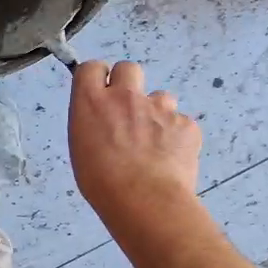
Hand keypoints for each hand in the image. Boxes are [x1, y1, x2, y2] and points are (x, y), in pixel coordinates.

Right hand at [68, 60, 201, 219]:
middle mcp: (124, 96)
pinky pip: (181, 123)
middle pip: (128, 68)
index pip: (92, 67)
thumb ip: (92, 122)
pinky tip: (171, 158)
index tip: (99, 92)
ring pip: (160, 97)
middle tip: (127, 111)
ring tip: (153, 142)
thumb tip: (105, 122)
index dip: (97, 78)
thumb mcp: (80, 146)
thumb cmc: (99, 180)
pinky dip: (177, 136)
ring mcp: (159, 107)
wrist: (144, 200)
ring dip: (156, 112)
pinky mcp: (186, 124)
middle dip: (128, 83)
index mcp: (91, 101)